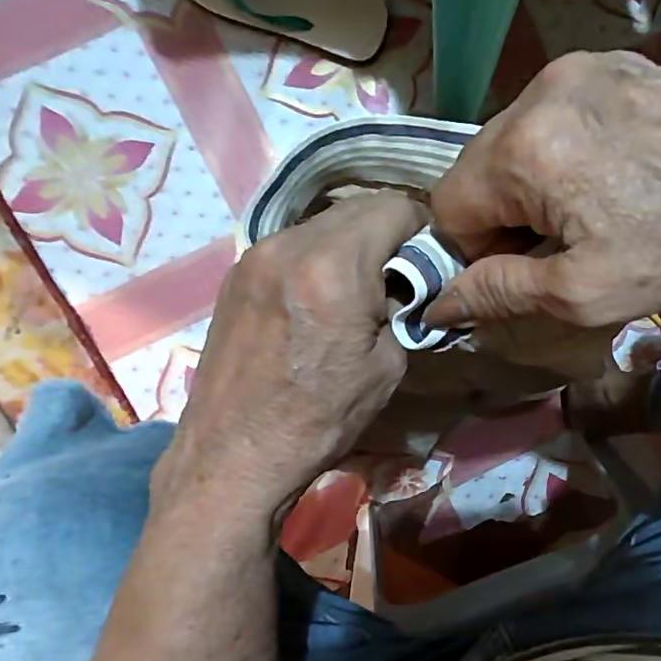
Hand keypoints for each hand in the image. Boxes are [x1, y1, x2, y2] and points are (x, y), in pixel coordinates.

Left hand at [153, 193, 424, 520]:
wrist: (235, 453)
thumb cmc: (318, 419)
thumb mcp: (386, 366)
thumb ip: (400, 307)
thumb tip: (403, 285)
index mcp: (334, 266)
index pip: (395, 207)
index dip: (421, 229)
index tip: (426, 262)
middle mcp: (289, 244)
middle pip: (356, 207)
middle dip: (385, 233)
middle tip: (395, 277)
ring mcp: (254, 254)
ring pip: (320, 224)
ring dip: (347, 245)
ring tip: (352, 292)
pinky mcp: (235, 273)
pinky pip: (290, 246)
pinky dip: (314, 258)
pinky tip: (315, 300)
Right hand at [424, 51, 660, 326]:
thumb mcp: (579, 294)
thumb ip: (495, 293)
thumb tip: (436, 305)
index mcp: (526, 144)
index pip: (448, 206)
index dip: (473, 251)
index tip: (522, 271)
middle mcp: (543, 88)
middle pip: (477, 170)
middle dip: (499, 217)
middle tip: (555, 248)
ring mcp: (583, 66)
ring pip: (511, 143)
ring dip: (528, 187)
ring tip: (589, 212)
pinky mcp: (617, 63)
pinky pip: (552, 118)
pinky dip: (559, 155)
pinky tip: (610, 178)